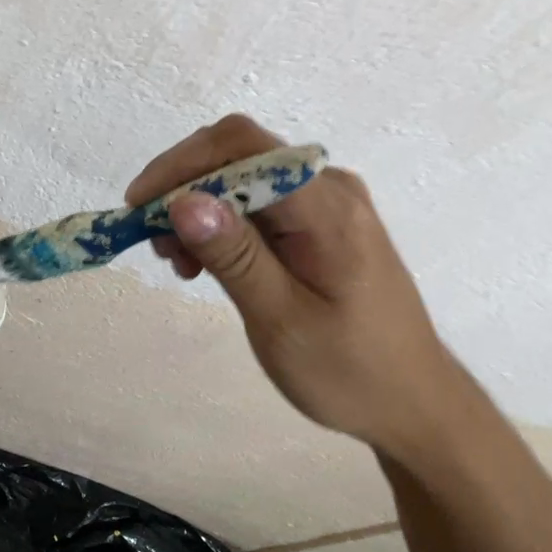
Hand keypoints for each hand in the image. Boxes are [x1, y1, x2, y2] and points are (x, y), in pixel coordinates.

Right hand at [126, 114, 459, 452]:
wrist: (413, 405)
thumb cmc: (349, 371)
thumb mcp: (282, 320)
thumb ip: (235, 256)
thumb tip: (182, 200)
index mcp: (327, 208)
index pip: (242, 146)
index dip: (180, 164)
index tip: (137, 207)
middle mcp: (329, 189)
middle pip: (238, 153)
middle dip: (183, 186)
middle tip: (153, 242)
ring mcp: (327, 204)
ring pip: (242, 176)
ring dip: (196, 208)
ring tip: (177, 263)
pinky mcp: (319, 224)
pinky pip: (257, 201)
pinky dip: (219, 223)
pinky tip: (204, 263)